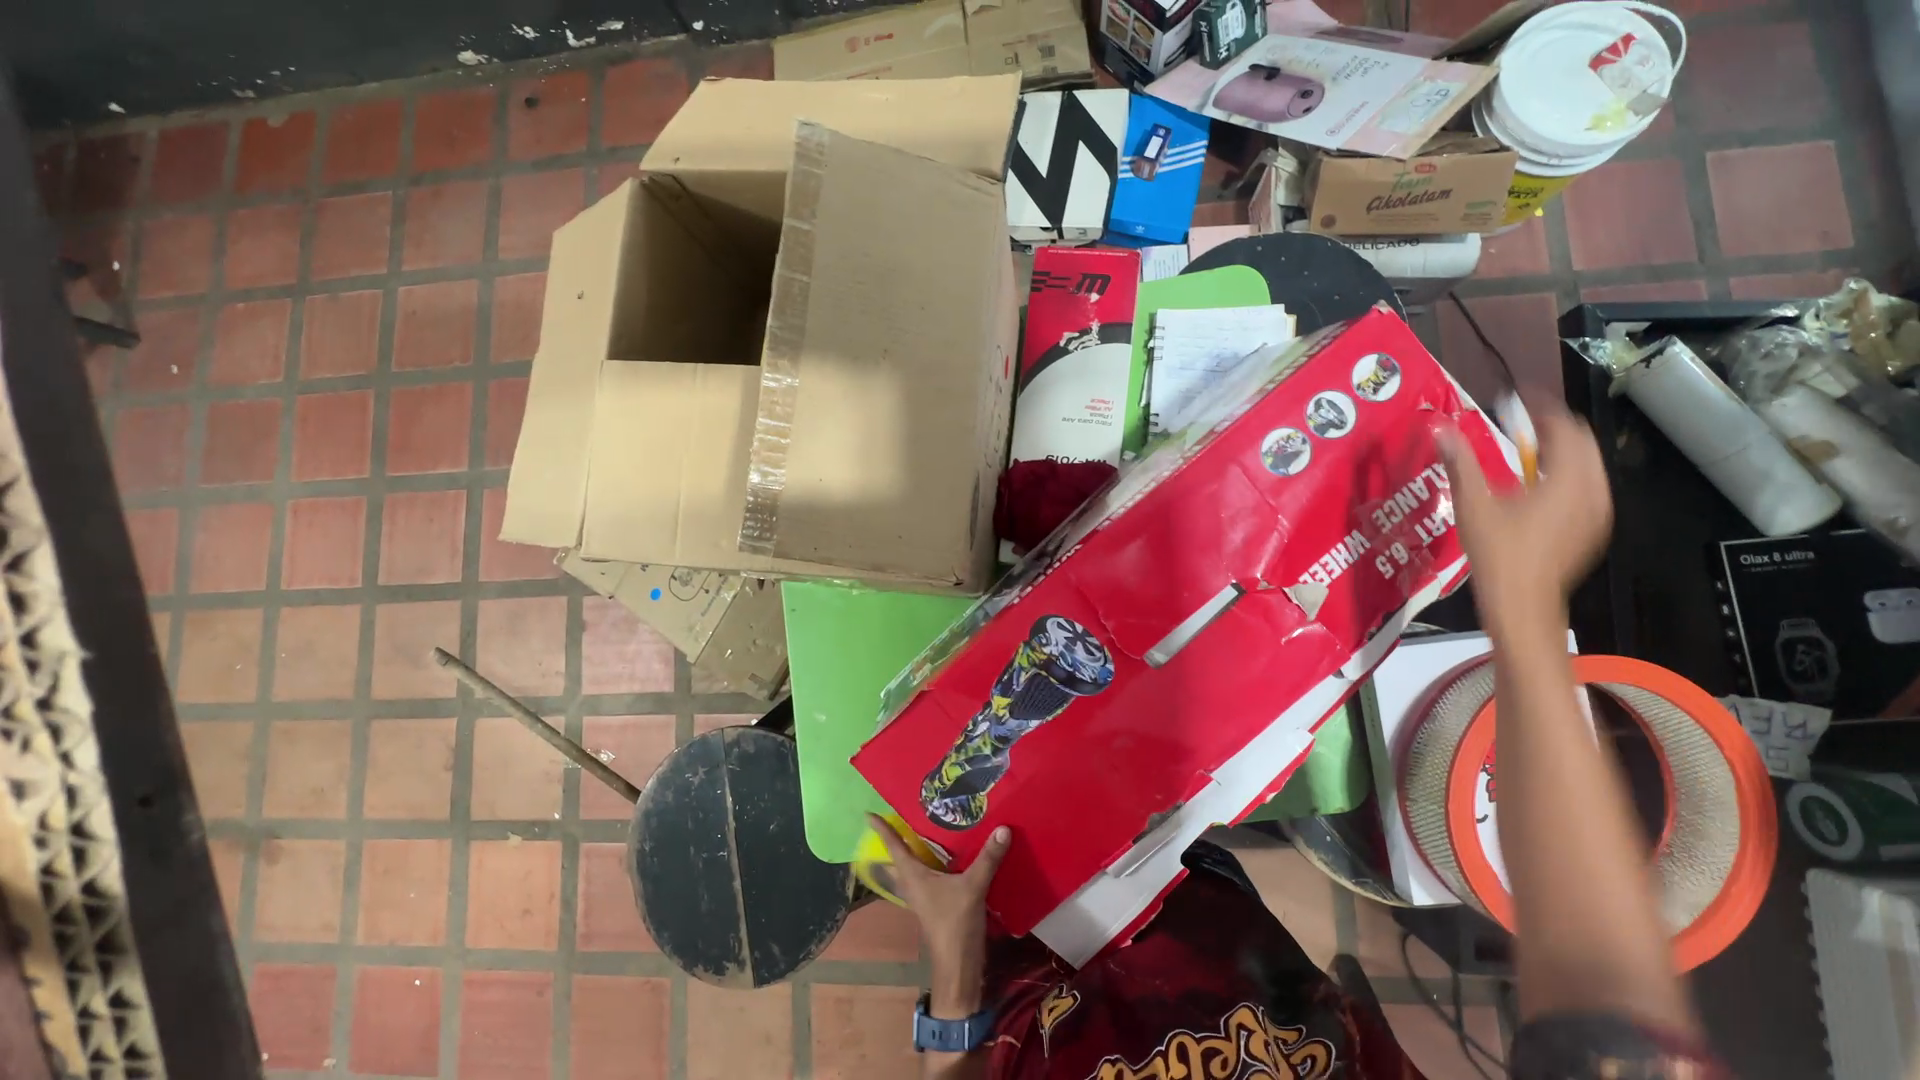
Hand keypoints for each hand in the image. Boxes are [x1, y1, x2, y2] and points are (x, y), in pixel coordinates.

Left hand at [869, 814, 1010, 1016]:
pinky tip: (946, 860)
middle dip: (893, 841)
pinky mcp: (935, 905)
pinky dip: (931, 866)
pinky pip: (927, 878)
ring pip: (911, 870)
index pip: (894, 847)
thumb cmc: (956, 924)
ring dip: (912, 853)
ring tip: (921, 833)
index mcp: (913, 876)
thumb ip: (987, 858)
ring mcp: (923, 897)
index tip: (868, 814)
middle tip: (896, 819)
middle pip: (897, 859)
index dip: (882, 830)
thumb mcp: (973, 887)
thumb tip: (1003, 828)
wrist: (958, 965)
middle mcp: (913, 884)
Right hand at [1439, 408, 1612, 639]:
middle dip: (1553, 427)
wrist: (1522, 606)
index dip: (1540, 407)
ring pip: (1586, 465)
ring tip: (1528, 449)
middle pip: (1580, 442)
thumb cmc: (1498, 555)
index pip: (1562, 426)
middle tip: (1521, 420)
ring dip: (1560, 451)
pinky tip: (1538, 485)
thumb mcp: (1473, 505)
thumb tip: (1441, 428)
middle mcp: (1591, 489)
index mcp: (1567, 478)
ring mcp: (1596, 511)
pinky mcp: (1591, 528)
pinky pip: (1586, 487)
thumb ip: (1461, 462)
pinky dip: (1565, 475)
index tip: (1516, 397)